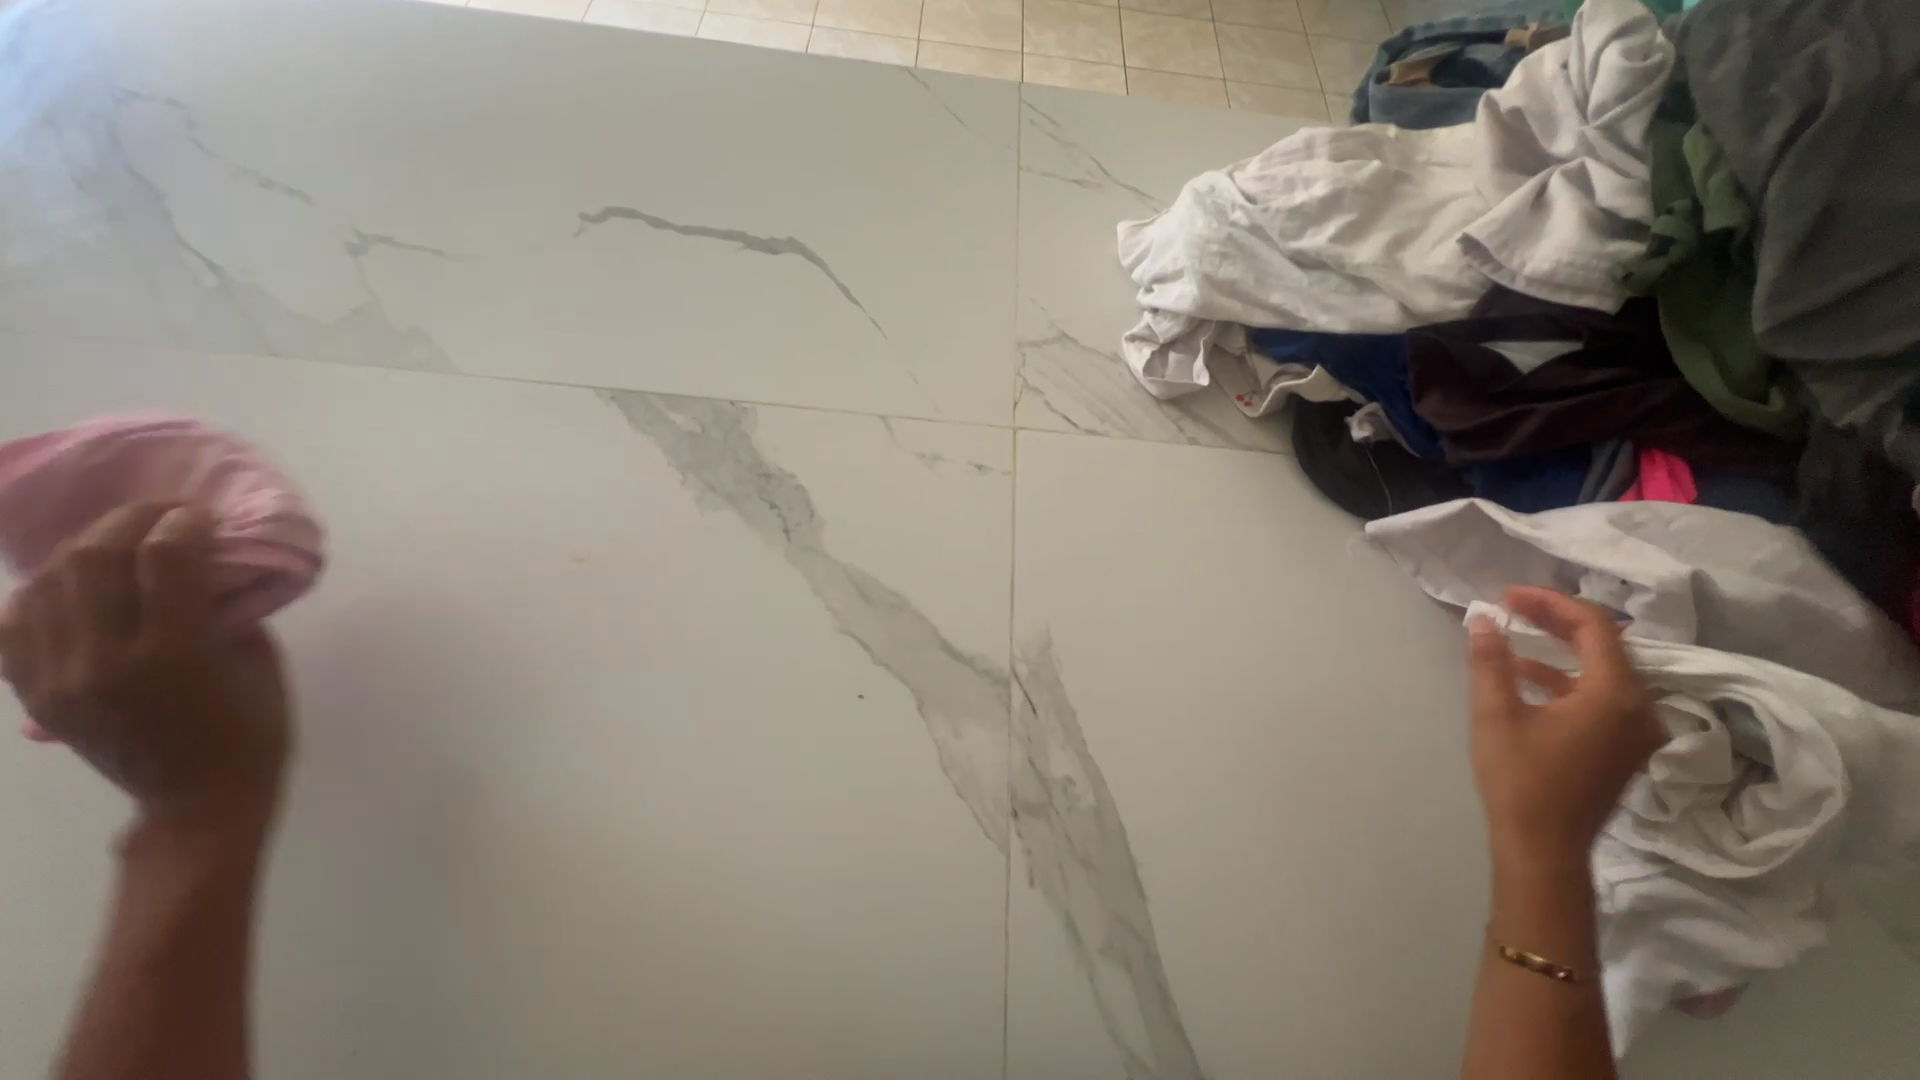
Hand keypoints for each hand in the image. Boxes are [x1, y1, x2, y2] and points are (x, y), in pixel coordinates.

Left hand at [0, 503, 291, 834]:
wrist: (199, 798)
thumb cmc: (252, 727)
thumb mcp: (257, 660)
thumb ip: (225, 609)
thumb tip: (206, 565)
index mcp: (177, 651)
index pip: (165, 558)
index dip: (184, 524)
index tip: (203, 516)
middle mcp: (106, 658)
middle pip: (95, 560)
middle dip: (130, 522)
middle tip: (162, 515)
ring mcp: (59, 676)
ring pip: (47, 583)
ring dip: (87, 550)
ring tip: (120, 542)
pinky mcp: (35, 691)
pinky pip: (17, 622)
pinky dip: (44, 592)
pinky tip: (75, 586)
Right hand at [1467, 586, 1664, 867]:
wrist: (1544, 846)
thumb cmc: (1520, 778)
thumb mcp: (1495, 714)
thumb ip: (1491, 660)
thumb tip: (1484, 618)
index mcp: (1615, 695)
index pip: (1594, 626)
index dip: (1550, 602)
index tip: (1507, 595)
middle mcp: (1640, 707)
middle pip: (1605, 645)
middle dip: (1556, 620)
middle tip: (1510, 607)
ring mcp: (1638, 730)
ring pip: (1604, 670)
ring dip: (1561, 648)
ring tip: (1515, 636)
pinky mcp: (1625, 747)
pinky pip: (1603, 695)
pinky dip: (1568, 677)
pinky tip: (1528, 676)